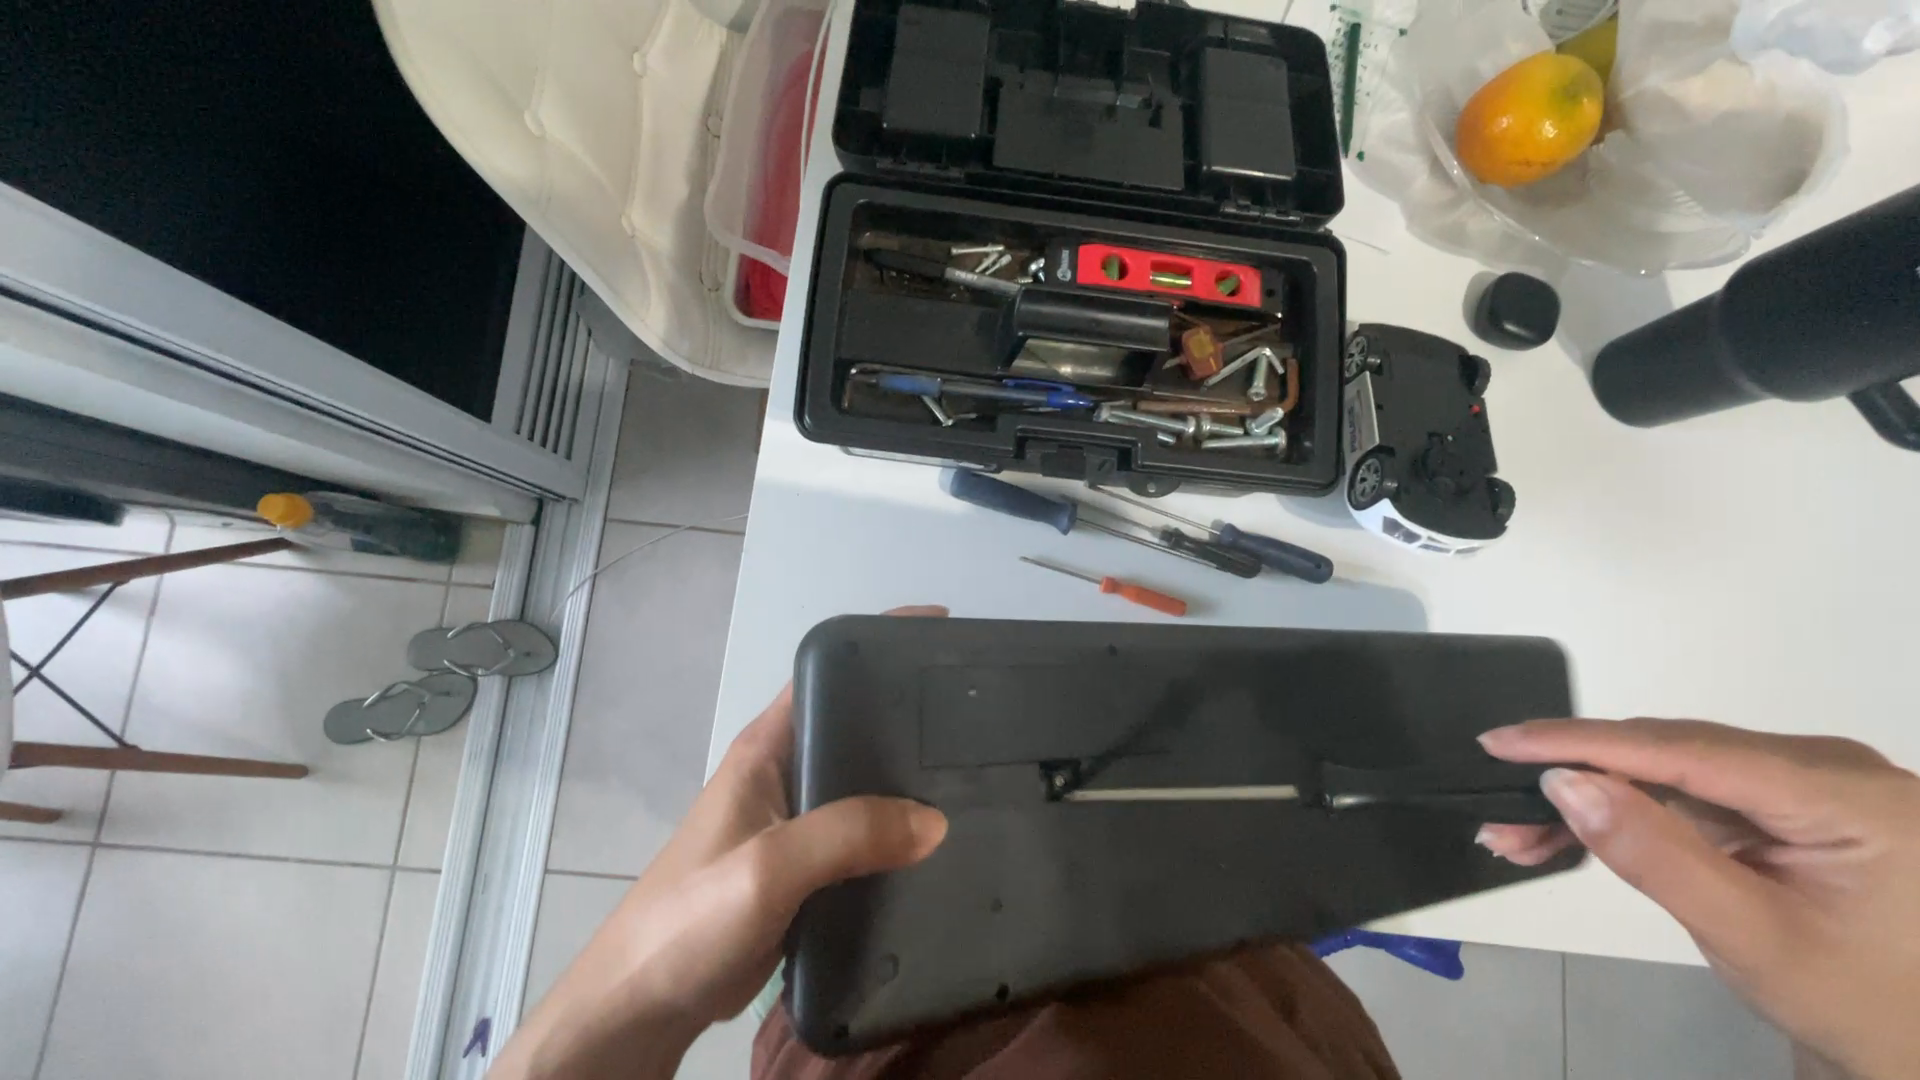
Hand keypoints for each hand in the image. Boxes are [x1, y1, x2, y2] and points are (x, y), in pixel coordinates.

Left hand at [491, 607, 951, 1079]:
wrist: (645, 1004)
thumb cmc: (690, 919)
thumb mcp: (766, 868)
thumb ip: (845, 835)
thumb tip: (935, 820)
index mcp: (766, 747)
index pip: (825, 671)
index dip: (880, 643)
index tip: (942, 635)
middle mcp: (785, 771)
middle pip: (856, 723)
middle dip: (910, 712)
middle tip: (976, 711)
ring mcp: (797, 821)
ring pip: (865, 782)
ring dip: (910, 778)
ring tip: (976, 773)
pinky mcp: (808, 867)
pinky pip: (866, 833)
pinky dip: (900, 830)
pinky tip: (942, 841)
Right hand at [1477, 718, 1919, 1079]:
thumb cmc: (1862, 1003)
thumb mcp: (1754, 939)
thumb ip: (1658, 856)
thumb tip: (1563, 782)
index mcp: (1848, 795)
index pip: (1684, 749)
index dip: (1581, 741)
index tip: (1497, 743)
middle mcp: (1825, 767)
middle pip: (1665, 755)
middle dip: (1573, 780)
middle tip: (1498, 816)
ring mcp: (1798, 782)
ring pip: (1659, 773)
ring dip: (1587, 800)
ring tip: (1518, 838)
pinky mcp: (1773, 802)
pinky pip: (1677, 795)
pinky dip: (1620, 814)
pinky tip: (1565, 836)